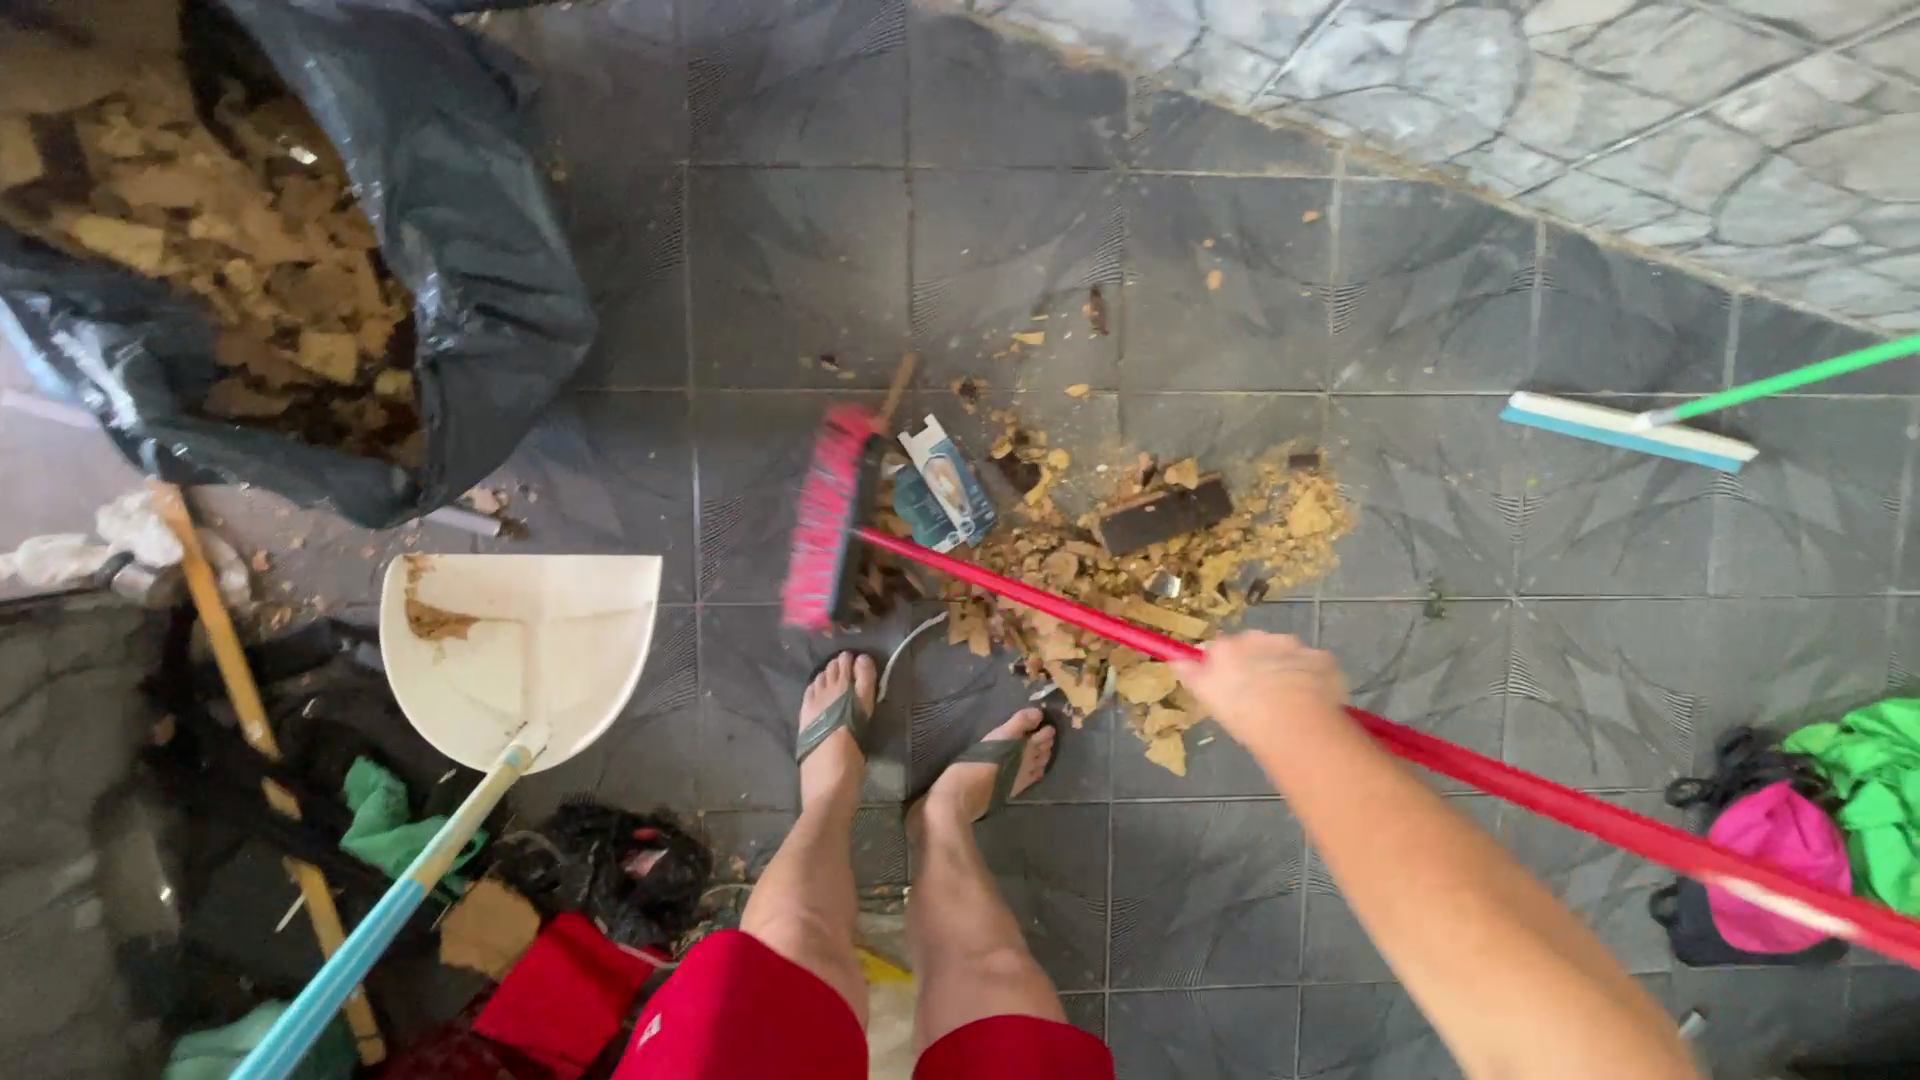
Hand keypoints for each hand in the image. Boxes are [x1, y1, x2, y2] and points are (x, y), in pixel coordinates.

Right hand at [1173, 632, 1348, 747]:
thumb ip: (1189, 672)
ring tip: (1287, 699)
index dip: (1224, 662)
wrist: (1292, 721)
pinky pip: (1314, 664)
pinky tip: (1311, 699)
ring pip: (1285, 653)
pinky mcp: (1321, 658)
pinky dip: (1313, 677)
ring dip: (1284, 668)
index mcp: (1227, 647)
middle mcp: (1258, 638)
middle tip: (1258, 693)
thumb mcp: (1206, 694)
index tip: (1228, 681)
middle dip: (1256, 662)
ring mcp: (1293, 646)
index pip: (1220, 646)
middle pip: (1254, 645)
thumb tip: (1175, 659)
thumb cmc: (1242, 711)